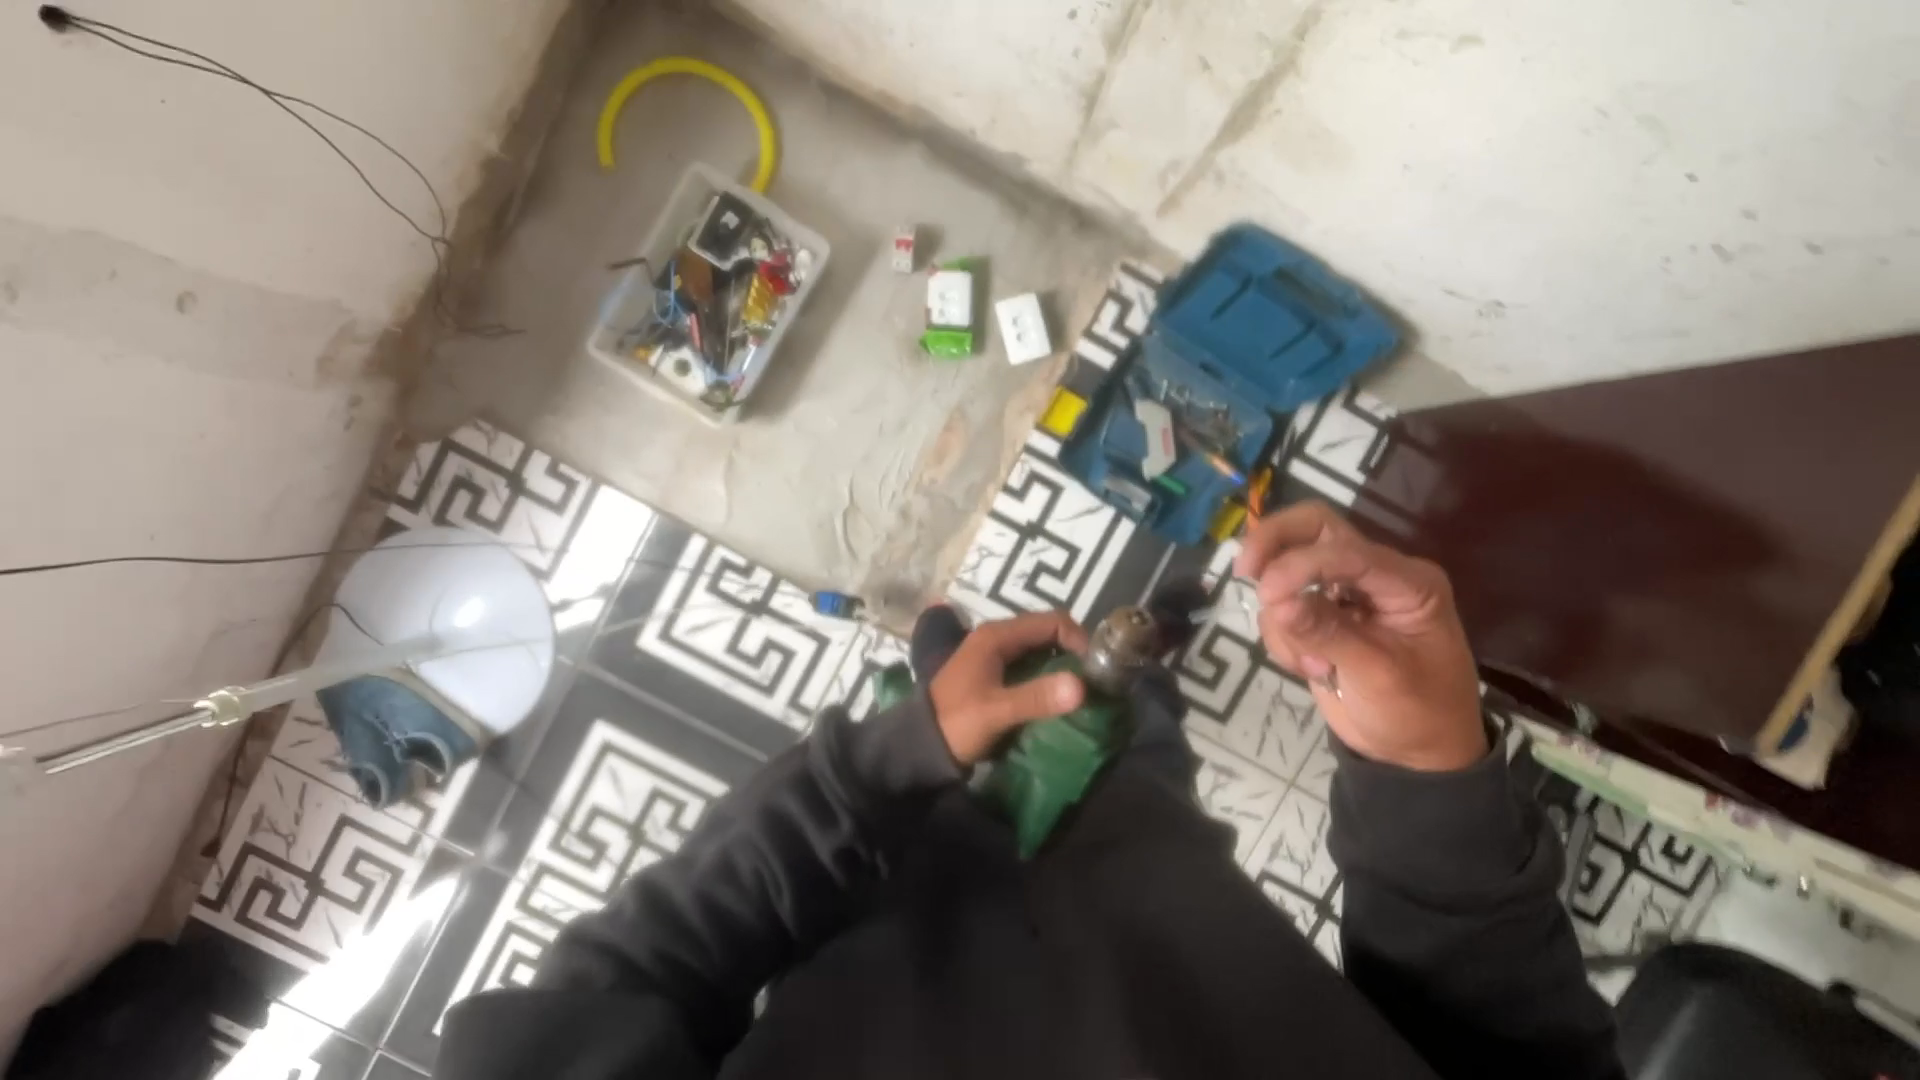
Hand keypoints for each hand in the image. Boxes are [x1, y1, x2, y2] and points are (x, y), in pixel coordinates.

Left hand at [927, 611, 1088, 765]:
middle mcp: (997, 638)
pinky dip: (1047, 679)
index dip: (1079, 640)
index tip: (1095, 670)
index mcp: (997, 636)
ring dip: (1061, 668)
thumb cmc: (956, 724)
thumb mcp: (997, 712)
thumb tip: (1082, 686)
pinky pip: (1030, 668)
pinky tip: (1057, 701)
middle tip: (1094, 683)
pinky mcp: (995, 675)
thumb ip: (1037, 697)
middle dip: (1073, 654)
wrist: (919, 747)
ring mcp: (995, 656)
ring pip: (1040, 652)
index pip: (1053, 621)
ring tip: (1080, 694)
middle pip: (1048, 634)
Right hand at [1234, 500, 1486, 771]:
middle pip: (1312, 529)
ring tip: (1313, 665)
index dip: (1300, 563)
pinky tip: (1312, 669)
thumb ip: (1326, 632)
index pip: (1344, 548)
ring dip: (1284, 622)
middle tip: (1244, 569)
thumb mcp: (1377, 674)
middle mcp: (1373, 576)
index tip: (1266, 593)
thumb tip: (1274, 602)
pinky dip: (1282, 640)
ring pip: (1286, 577)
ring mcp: (1343, 595)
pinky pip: (1279, 612)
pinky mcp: (1320, 617)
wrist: (1417, 756)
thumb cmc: (1417, 712)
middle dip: (1274, 544)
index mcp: (1405, 580)